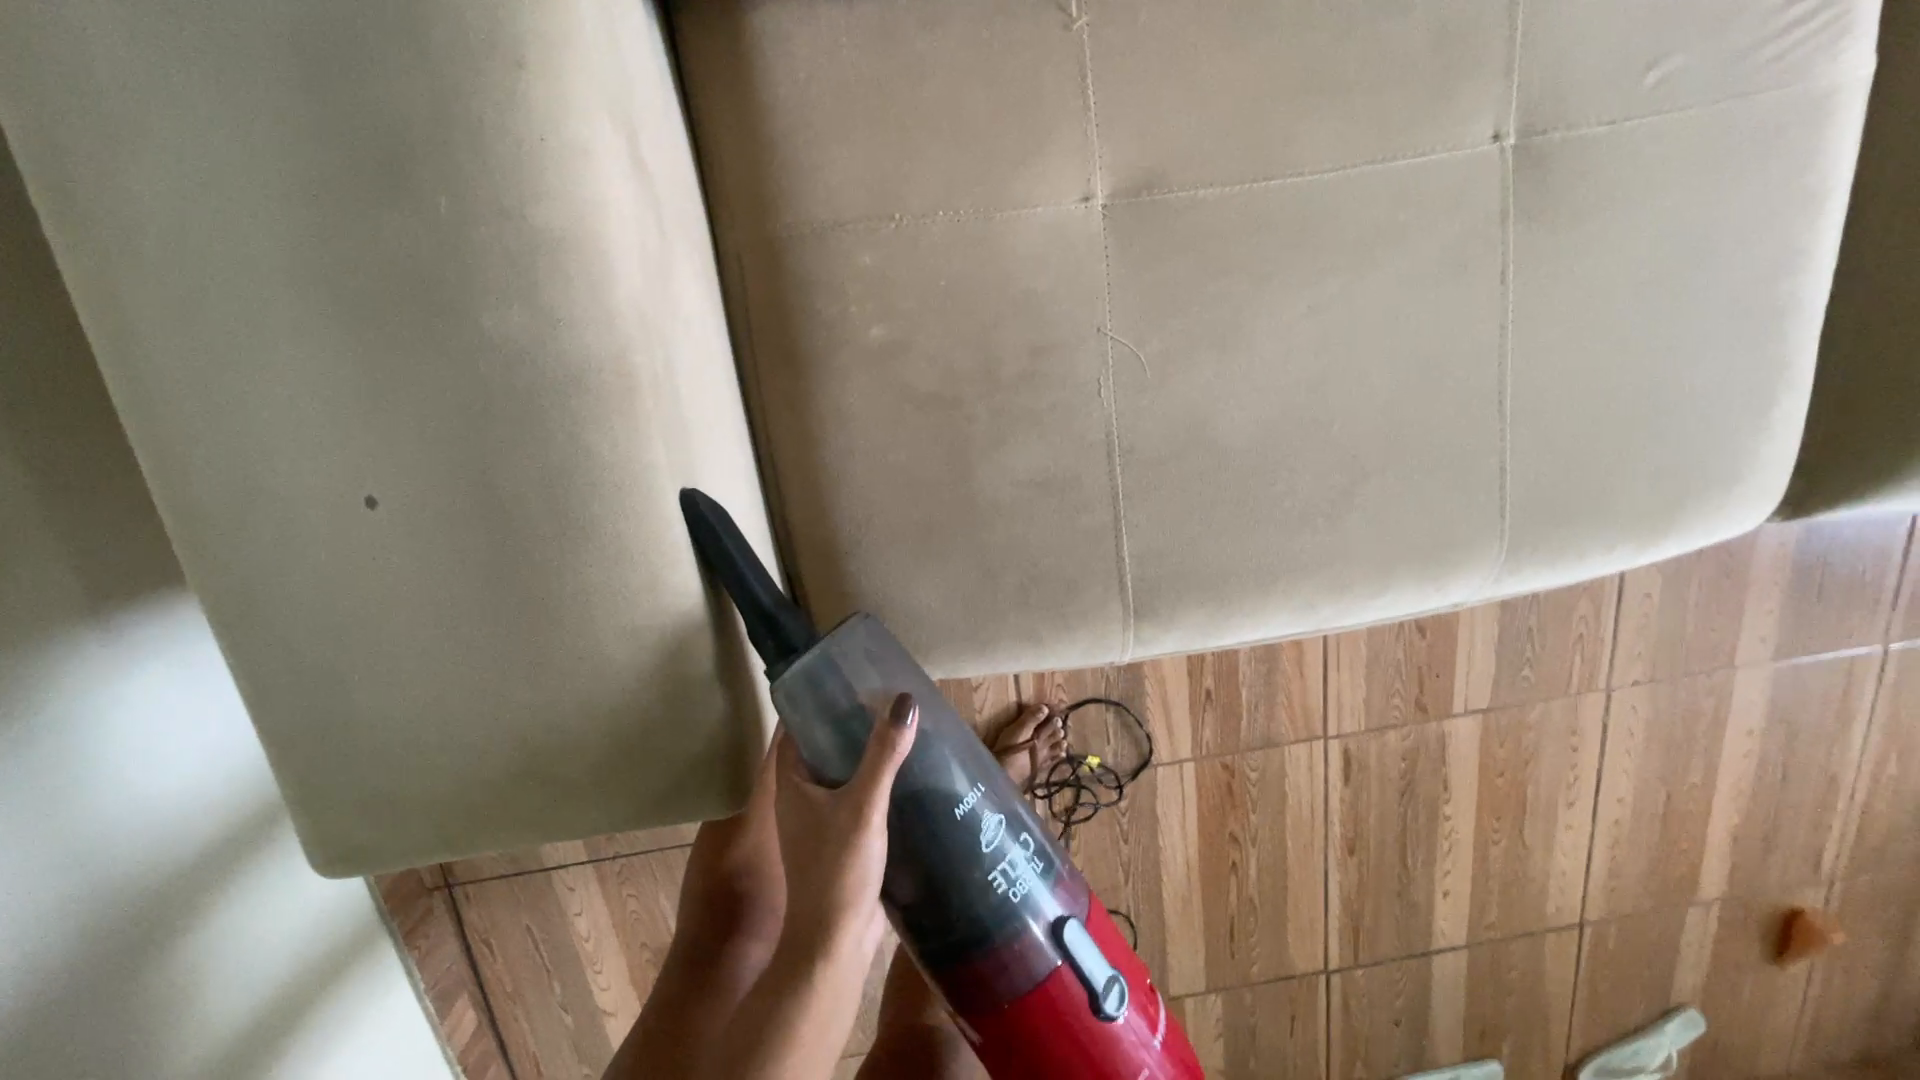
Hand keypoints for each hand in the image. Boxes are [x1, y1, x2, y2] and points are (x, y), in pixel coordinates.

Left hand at [770, 691, 918, 959]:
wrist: (834, 941)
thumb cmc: (837, 868)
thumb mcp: (863, 804)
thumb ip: (883, 753)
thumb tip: (905, 701)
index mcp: (790, 780)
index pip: (798, 724)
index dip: (820, 698)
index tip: (851, 675)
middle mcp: (801, 794)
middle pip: (825, 745)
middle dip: (853, 723)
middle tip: (889, 696)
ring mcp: (822, 818)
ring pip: (845, 772)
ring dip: (868, 753)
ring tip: (904, 726)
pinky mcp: (844, 838)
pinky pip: (860, 796)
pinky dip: (879, 781)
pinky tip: (909, 772)